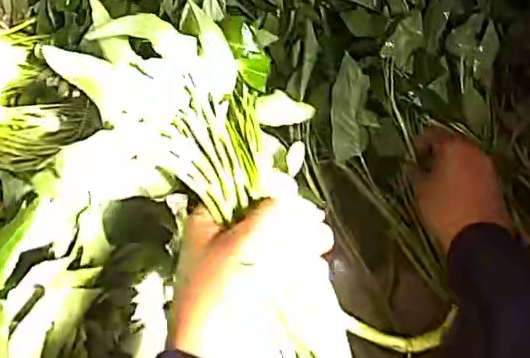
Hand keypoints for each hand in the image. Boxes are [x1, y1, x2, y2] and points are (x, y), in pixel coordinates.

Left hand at [170, 198, 333, 356]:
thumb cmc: (213, 292)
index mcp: (206, 219)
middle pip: (259, 215)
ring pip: (272, 240)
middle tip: (315, 218)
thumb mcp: (236, 245)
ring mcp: (237, 262)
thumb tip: (285, 196)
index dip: (267, 187)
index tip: (291, 191)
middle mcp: (220, 236)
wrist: (210, 351)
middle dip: (290, 215)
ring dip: (299, 237)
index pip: (238, 188)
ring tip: (322, 240)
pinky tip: (315, 263)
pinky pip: (276, 265)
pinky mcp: (251, 285)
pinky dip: (296, 261)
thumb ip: (262, 215)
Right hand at [412, 127, 510, 253]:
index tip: (412, 155)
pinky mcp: (497, 187)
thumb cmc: (445, 210)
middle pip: (452, 144)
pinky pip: (476, 174)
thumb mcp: (421, 190)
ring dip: (453, 165)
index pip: (432, 134)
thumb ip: (415, 172)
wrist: (481, 243)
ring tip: (440, 180)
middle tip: (425, 165)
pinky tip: (456, 192)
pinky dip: (466, 178)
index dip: (419, 143)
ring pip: (466, 159)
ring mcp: (489, 169)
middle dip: (438, 153)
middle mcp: (474, 152)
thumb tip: (413, 167)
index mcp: (454, 146)